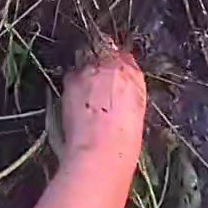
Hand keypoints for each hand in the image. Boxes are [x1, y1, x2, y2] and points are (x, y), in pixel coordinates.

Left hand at [60, 46, 145, 168]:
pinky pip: (72, 74)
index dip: (117, 67)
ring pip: (85, 61)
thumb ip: (127, 95)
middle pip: (103, 54)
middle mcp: (113, 65)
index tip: (112, 78)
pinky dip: (73, 84)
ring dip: (85, 72)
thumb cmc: (123, 144)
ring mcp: (90, 69)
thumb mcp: (135, 115)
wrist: (100, 152)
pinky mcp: (71, 78)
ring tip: (85, 96)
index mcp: (134, 76)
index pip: (125, 58)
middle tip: (97, 88)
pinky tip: (75, 101)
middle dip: (99, 66)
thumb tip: (118, 95)